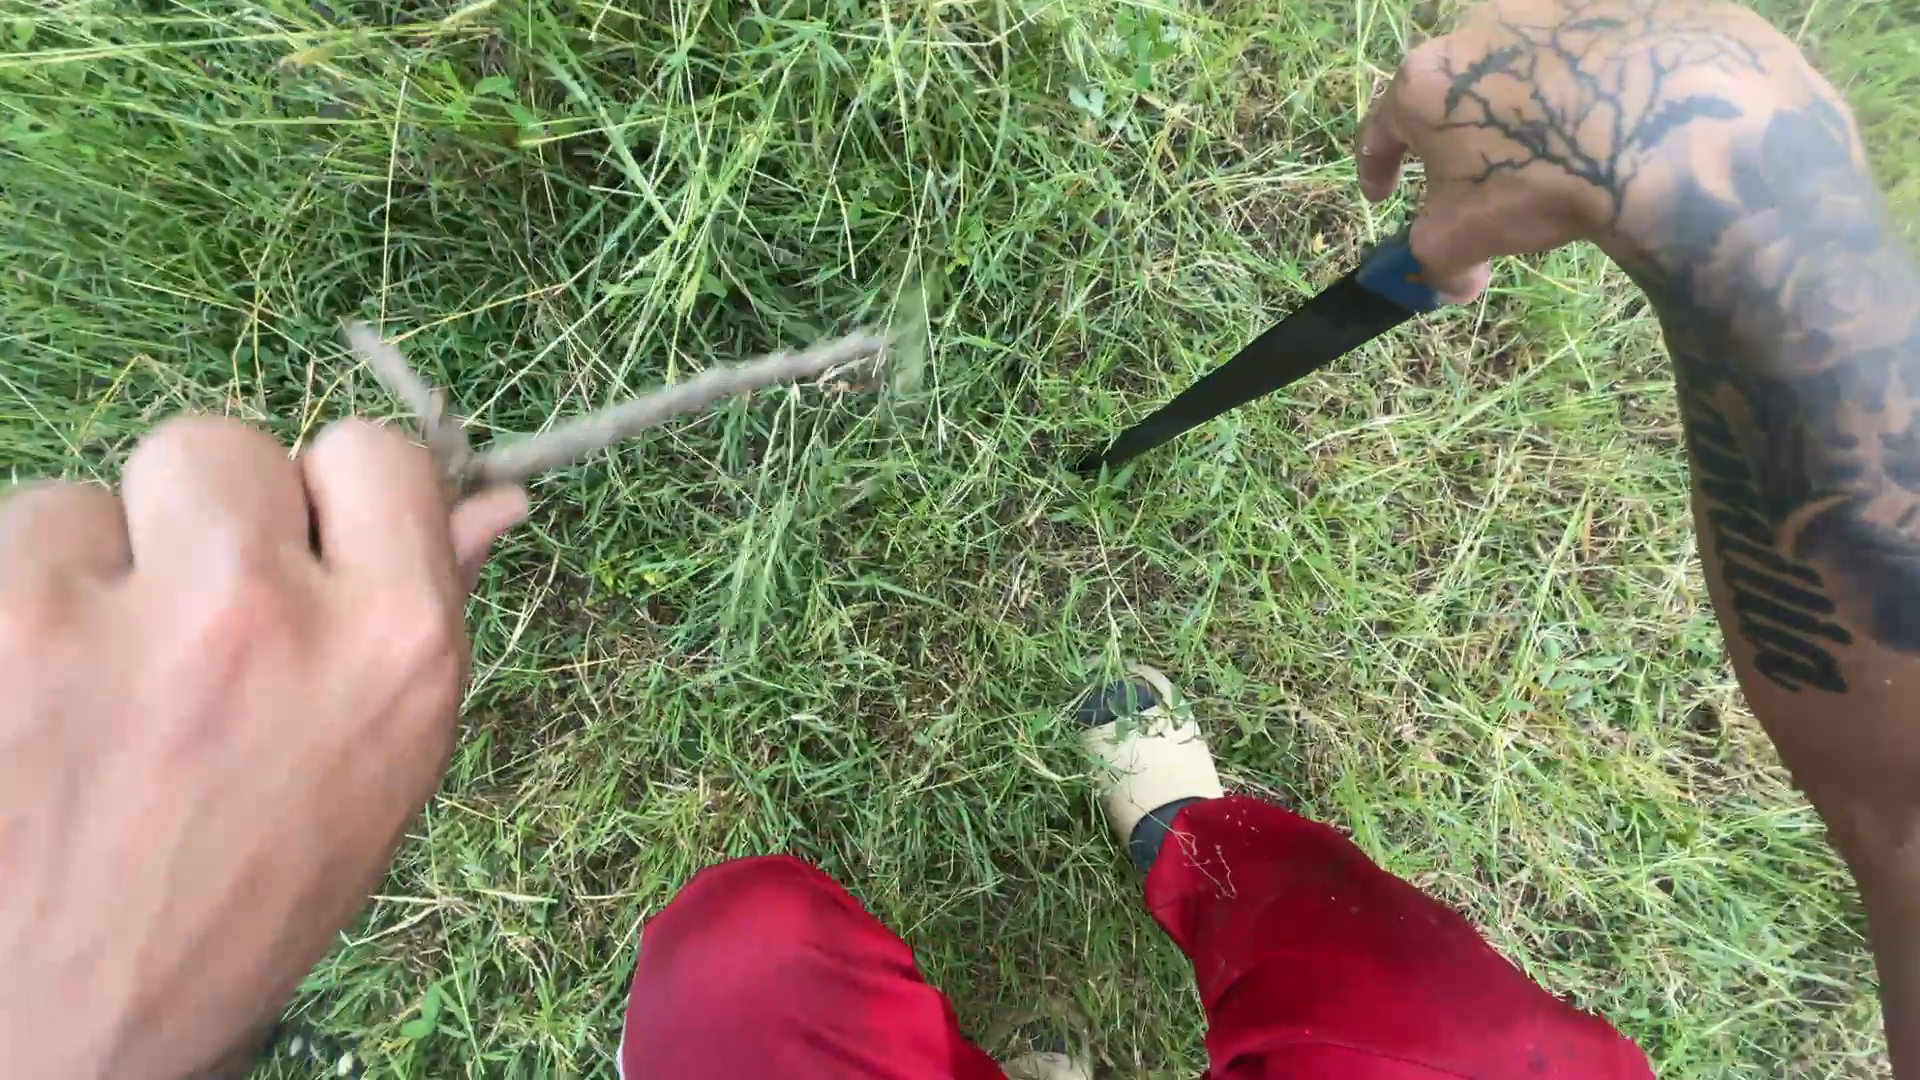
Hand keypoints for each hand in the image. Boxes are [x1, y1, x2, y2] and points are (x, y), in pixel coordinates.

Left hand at [0, 417, 525, 1077]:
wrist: (78, 1026)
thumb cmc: (280, 863)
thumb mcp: (400, 734)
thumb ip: (440, 593)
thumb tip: (499, 499)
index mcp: (397, 634)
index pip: (376, 451)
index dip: (347, 483)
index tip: (324, 532)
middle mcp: (263, 611)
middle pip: (219, 443)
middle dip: (214, 509)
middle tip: (205, 600)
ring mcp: (94, 628)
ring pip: (79, 499)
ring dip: (92, 566)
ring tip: (101, 670)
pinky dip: (11, 605)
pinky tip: (31, 688)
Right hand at [1356, 0, 1824, 299]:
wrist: (1679, 135)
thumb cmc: (1536, 184)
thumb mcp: (1456, 242)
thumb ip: (1434, 263)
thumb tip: (1452, 286)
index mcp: (1426, 78)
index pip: (1379, 129)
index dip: (1374, 170)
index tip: (1381, 196)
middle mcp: (1485, 21)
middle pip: (1452, 85)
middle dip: (1450, 131)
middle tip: (1465, 172)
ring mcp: (1564, 1)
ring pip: (1522, 61)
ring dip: (1518, 101)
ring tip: (1543, 144)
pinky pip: (1595, 49)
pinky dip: (1588, 83)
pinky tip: (1605, 121)